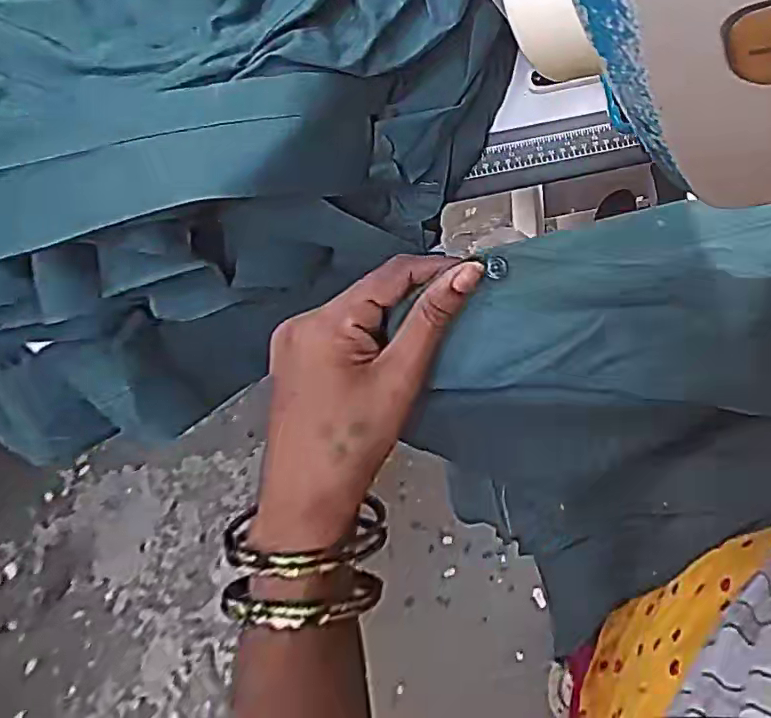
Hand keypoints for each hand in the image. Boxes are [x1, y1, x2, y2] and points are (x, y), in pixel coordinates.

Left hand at [251, 254, 483, 549]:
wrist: (306, 502)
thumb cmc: (351, 444)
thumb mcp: (401, 374)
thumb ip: (433, 316)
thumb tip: (464, 274)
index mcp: (323, 323)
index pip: (392, 273)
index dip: (436, 268)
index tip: (472, 272)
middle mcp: (304, 323)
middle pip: (376, 287)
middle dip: (420, 290)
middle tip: (461, 299)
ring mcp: (297, 340)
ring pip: (365, 305)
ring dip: (402, 310)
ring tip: (436, 323)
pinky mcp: (301, 356)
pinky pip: (350, 324)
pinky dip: (381, 327)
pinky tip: (400, 344)